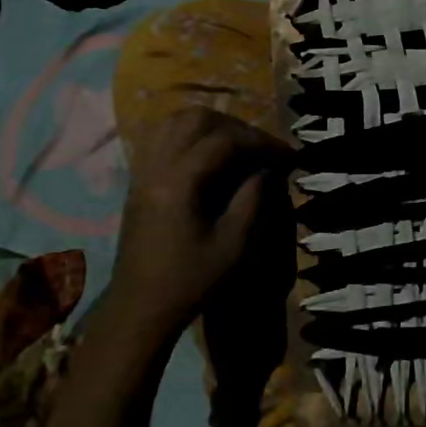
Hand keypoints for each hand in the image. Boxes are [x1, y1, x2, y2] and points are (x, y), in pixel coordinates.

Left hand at [109, 108, 291, 331]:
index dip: (261, 142)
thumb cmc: (191, 280)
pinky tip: (208, 154)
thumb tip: (266, 167)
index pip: (224, 141)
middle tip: (261, 147)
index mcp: (178, 183)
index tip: (287, 156)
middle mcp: (155, 168)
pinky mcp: (138, 180)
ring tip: (237, 145)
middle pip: (195, 119)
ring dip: (210, 125)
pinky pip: (160, 137)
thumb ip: (253, 197)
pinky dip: (188, 134)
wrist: (141, 308)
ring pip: (174, 122)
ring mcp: (142, 172)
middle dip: (235, 126)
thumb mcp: (234, 243)